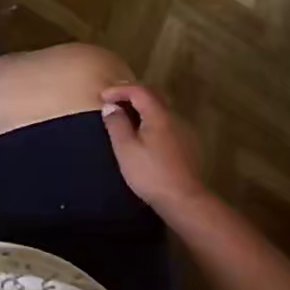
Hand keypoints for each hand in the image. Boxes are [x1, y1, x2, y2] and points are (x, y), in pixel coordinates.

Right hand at [101, 84, 210, 211]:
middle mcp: (174, 117)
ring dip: (143, 106)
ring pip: (161, 108)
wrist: (184, 199)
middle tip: (114, 99)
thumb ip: (117, 124)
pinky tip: (145, 132)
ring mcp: (183, 130)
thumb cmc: (150, 173)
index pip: (138, 91)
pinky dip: (152, 118)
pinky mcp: (187, 144)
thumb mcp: (126, 148)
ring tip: (126, 114)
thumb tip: (111, 106)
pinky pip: (166, 121)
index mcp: (158, 114)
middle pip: (153, 95)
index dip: (119, 90)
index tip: (102, 96)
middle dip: (133, 93)